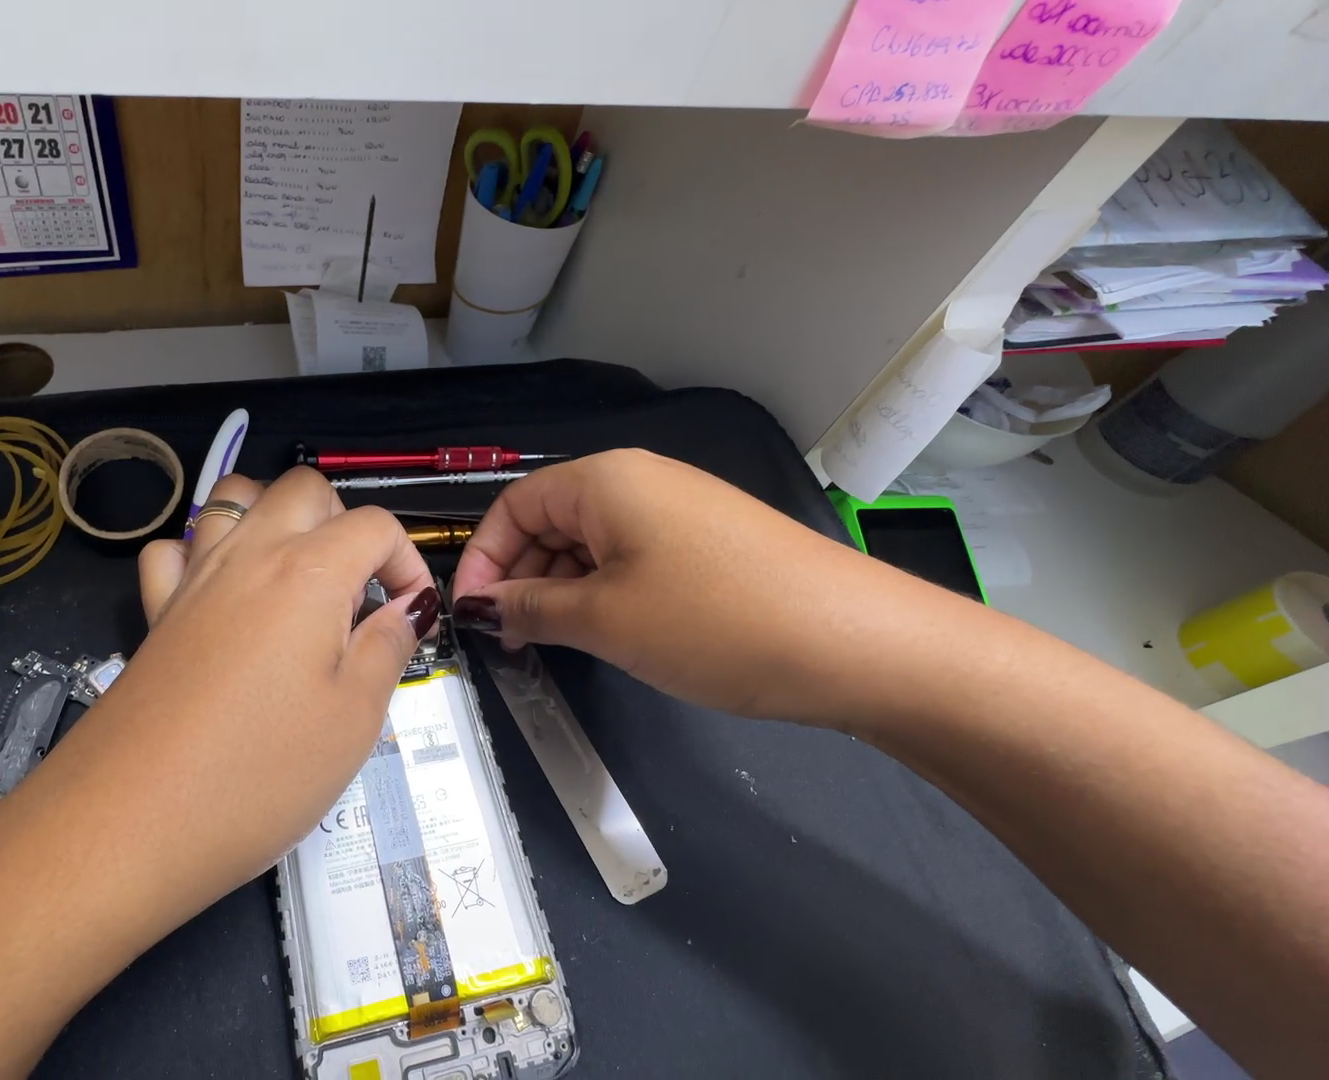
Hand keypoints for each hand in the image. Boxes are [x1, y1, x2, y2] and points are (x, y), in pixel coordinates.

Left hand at [122, 467, 437, 881]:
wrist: (131, 821)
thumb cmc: (259, 773)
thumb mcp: (354, 718)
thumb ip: (387, 646)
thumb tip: (407, 607)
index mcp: (309, 572)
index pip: (374, 525)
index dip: (409, 562)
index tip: (411, 616)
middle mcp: (249, 555)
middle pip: (303, 487)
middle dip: (344, 522)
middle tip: (357, 590)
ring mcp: (194, 578)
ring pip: (233, 498)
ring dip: (275, 518)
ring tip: (297, 579)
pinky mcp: (156, 612)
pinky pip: (175, 549)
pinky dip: (203, 553)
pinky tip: (223, 596)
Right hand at [449, 449, 978, 725]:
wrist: (858, 642)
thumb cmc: (713, 620)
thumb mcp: (604, 620)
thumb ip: (530, 608)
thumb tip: (481, 607)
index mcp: (604, 480)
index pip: (512, 507)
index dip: (481, 560)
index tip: (470, 618)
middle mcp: (638, 481)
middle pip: (549, 522)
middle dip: (519, 578)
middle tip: (510, 640)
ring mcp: (678, 511)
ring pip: (589, 545)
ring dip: (559, 591)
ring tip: (554, 644)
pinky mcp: (707, 544)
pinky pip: (630, 560)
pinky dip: (602, 594)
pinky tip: (606, 634)